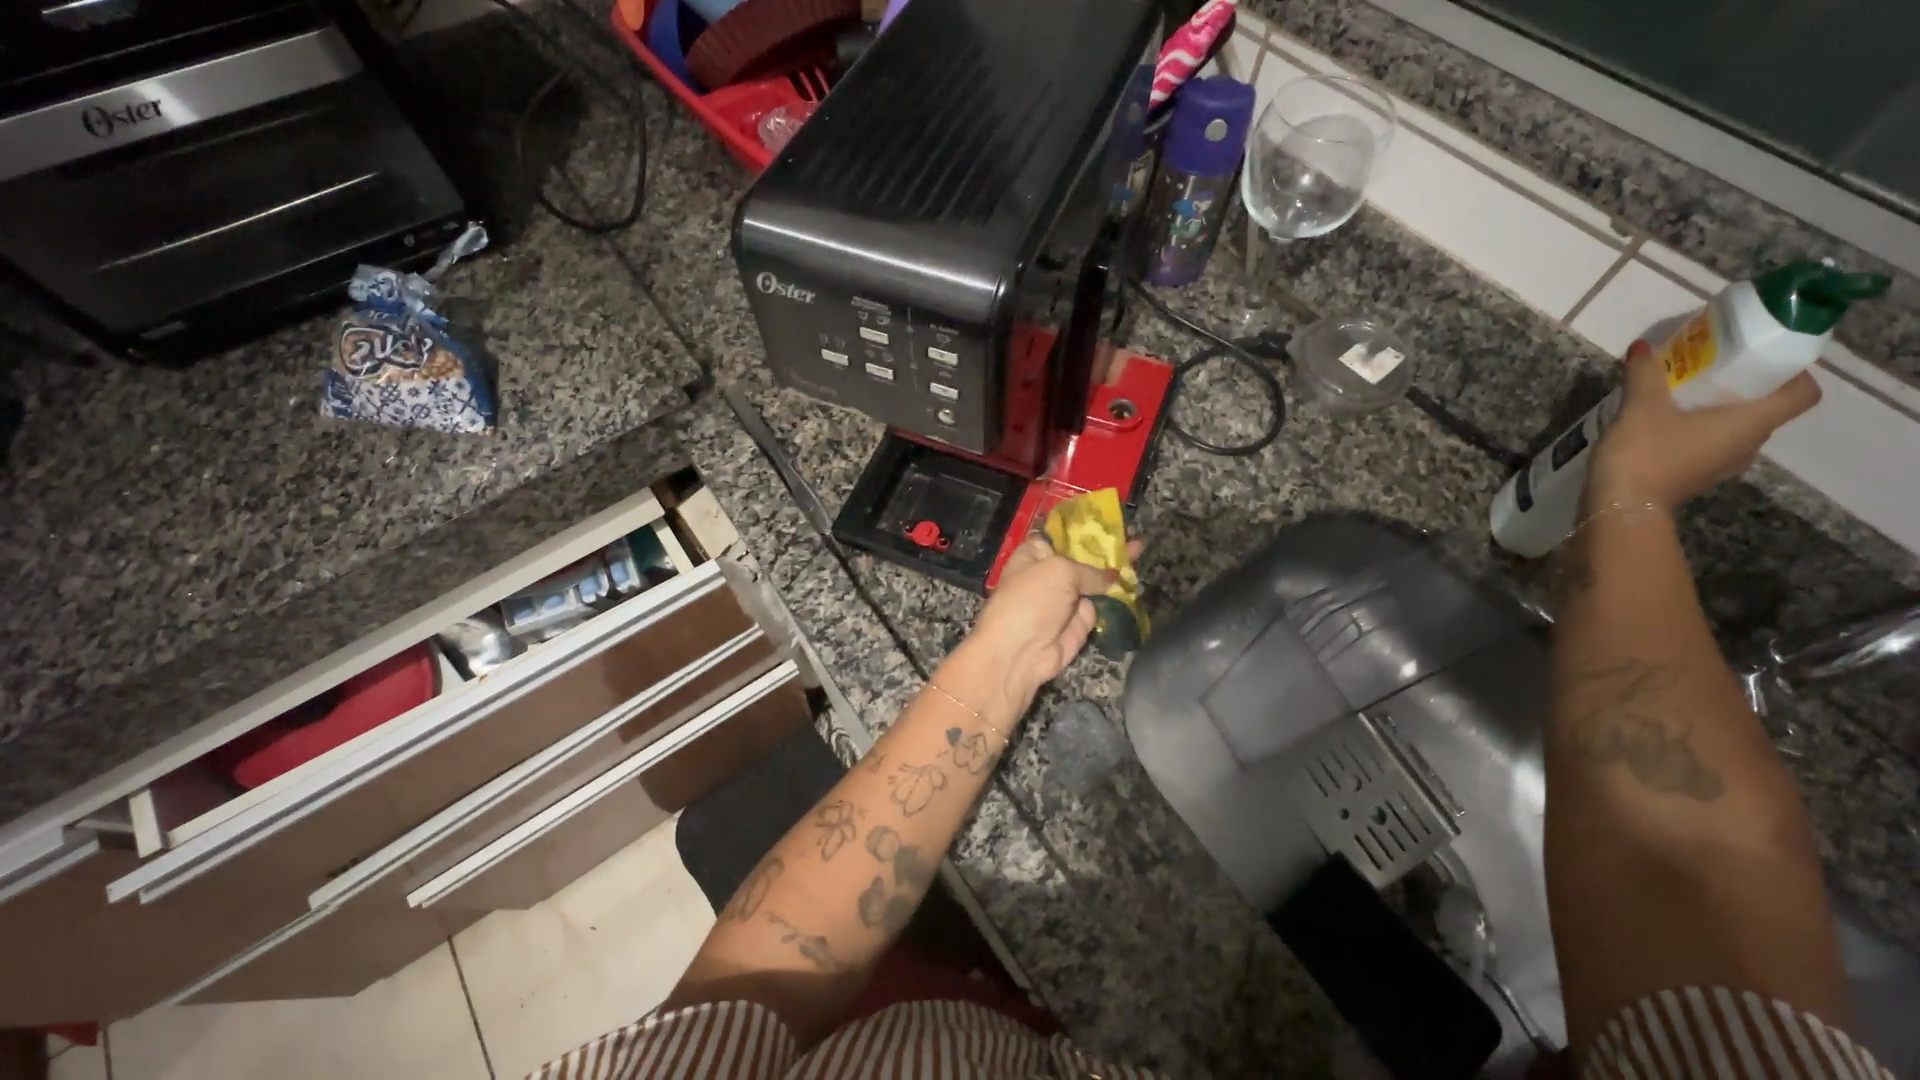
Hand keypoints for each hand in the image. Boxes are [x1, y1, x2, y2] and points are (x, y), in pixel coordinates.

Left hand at [966, 534, 1142, 700]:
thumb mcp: (1060, 571)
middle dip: (1106, 550)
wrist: (1020, 653)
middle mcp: (1049, 574)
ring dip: (1115, 572)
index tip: (1109, 523)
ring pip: (1095, 582)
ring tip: (1140, 551)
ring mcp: (1065, 600)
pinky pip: (1099, 606)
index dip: (1083, 530)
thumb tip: (1113, 576)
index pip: (1060, 536)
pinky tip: (1134, 582)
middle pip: (1082, 559)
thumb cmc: (1031, 601)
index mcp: (1034, 555)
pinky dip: (1113, 600)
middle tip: (1134, 539)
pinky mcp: (1078, 623)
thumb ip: (1090, 570)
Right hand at [1590, 340, 1820, 510]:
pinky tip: (1667, 422)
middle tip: (1714, 368)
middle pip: (1767, 409)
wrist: (1621, 510)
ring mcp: (1724, 464)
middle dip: (1746, 386)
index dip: (1794, 373)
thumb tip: (1642, 346)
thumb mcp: (1641, 407)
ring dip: (1720, 409)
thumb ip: (1645, 374)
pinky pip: (1713, 444)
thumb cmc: (1645, 455)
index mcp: (1751, 424)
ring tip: (1685, 394)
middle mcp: (1749, 444)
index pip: (1803, 395)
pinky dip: (1700, 429)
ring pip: (1738, 427)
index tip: (1762, 358)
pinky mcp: (1699, 475)